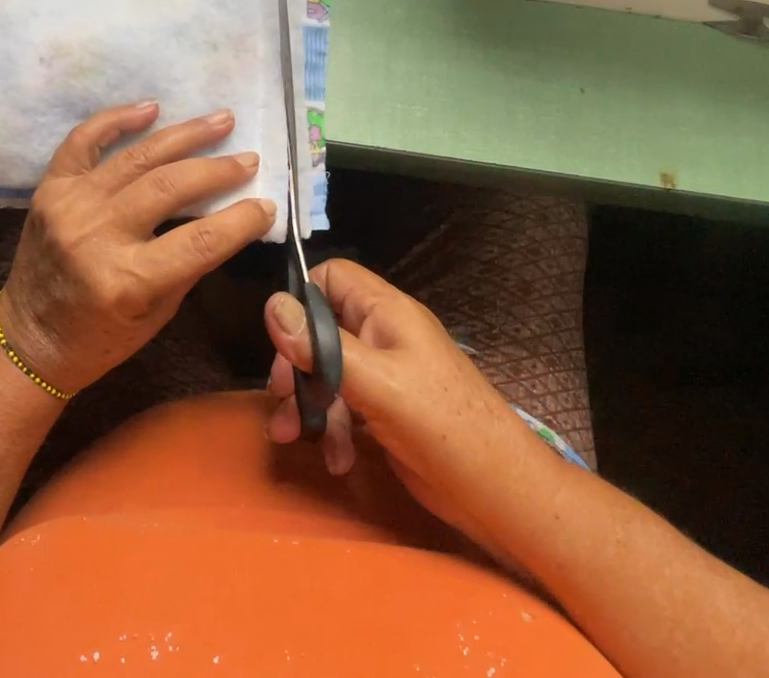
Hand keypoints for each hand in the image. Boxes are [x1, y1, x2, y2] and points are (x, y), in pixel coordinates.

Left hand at [0, 101, 276, 395]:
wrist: (30, 339)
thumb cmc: (101, 336)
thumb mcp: (159, 313)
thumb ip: (192, 262)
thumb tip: (233, 217)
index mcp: (126, 279)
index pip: (200, 240)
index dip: (241, 219)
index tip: (266, 204)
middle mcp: (96, 235)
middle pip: (170, 187)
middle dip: (218, 170)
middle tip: (249, 158)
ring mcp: (69, 206)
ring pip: (137, 158)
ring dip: (184, 135)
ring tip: (222, 121)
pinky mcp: (50, 189)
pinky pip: (83, 141)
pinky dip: (116, 120)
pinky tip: (151, 108)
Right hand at [262, 260, 534, 543]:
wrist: (497, 492)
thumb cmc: (440, 425)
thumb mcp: (375, 382)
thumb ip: (322, 346)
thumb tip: (271, 304)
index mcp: (386, 312)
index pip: (332, 276)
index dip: (303, 298)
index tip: (281, 337)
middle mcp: (383, 336)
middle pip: (321, 330)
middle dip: (297, 366)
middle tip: (281, 396)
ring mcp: (386, 374)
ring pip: (328, 372)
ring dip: (309, 405)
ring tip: (294, 437)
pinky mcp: (386, 409)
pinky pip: (345, 406)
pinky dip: (334, 430)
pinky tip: (338, 458)